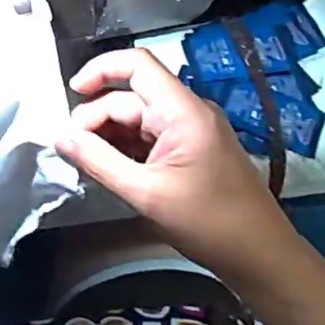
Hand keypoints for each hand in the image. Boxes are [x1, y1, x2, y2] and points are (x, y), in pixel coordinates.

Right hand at [56, 48, 300, 281]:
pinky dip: (124, 148)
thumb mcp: (146, 193)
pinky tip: (107, 167)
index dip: (100, 69)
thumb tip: (60, 137)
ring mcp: (190, 131)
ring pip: (136, 119)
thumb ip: (98, 161)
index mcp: (183, 111)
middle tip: (72, 149)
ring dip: (108, 135)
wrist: (264, 260)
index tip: (72, 93)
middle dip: (96, 117)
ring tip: (85, 161)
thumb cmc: (210, 224)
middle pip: (130, 97)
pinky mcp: (190, 150)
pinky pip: (148, 137)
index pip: (137, 65)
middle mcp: (187, 112)